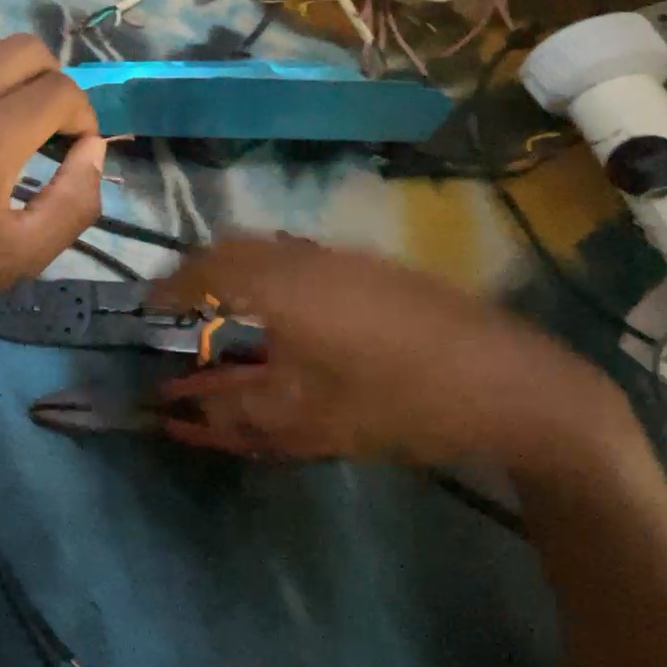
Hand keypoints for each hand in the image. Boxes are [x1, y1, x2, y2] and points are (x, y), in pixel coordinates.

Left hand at [0, 35, 106, 334]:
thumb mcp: (25, 254)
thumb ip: (75, 200)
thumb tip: (93, 148)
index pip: (60, 91)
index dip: (84, 118)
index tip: (76, 153)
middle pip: (29, 50)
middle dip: (56, 84)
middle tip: (52, 133)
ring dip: (18, 78)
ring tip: (16, 128)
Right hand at [153, 237, 628, 470]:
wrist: (516, 385)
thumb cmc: (400, 402)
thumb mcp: (310, 419)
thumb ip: (236, 411)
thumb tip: (177, 411)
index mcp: (281, 286)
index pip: (204, 270)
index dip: (171, 287)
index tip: (150, 306)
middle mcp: (305, 257)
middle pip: (234, 247)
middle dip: (200, 270)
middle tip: (184, 301)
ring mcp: (344, 256)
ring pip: (269, 247)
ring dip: (238, 267)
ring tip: (227, 303)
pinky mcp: (374, 264)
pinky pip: (301, 254)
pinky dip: (273, 270)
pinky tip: (288, 308)